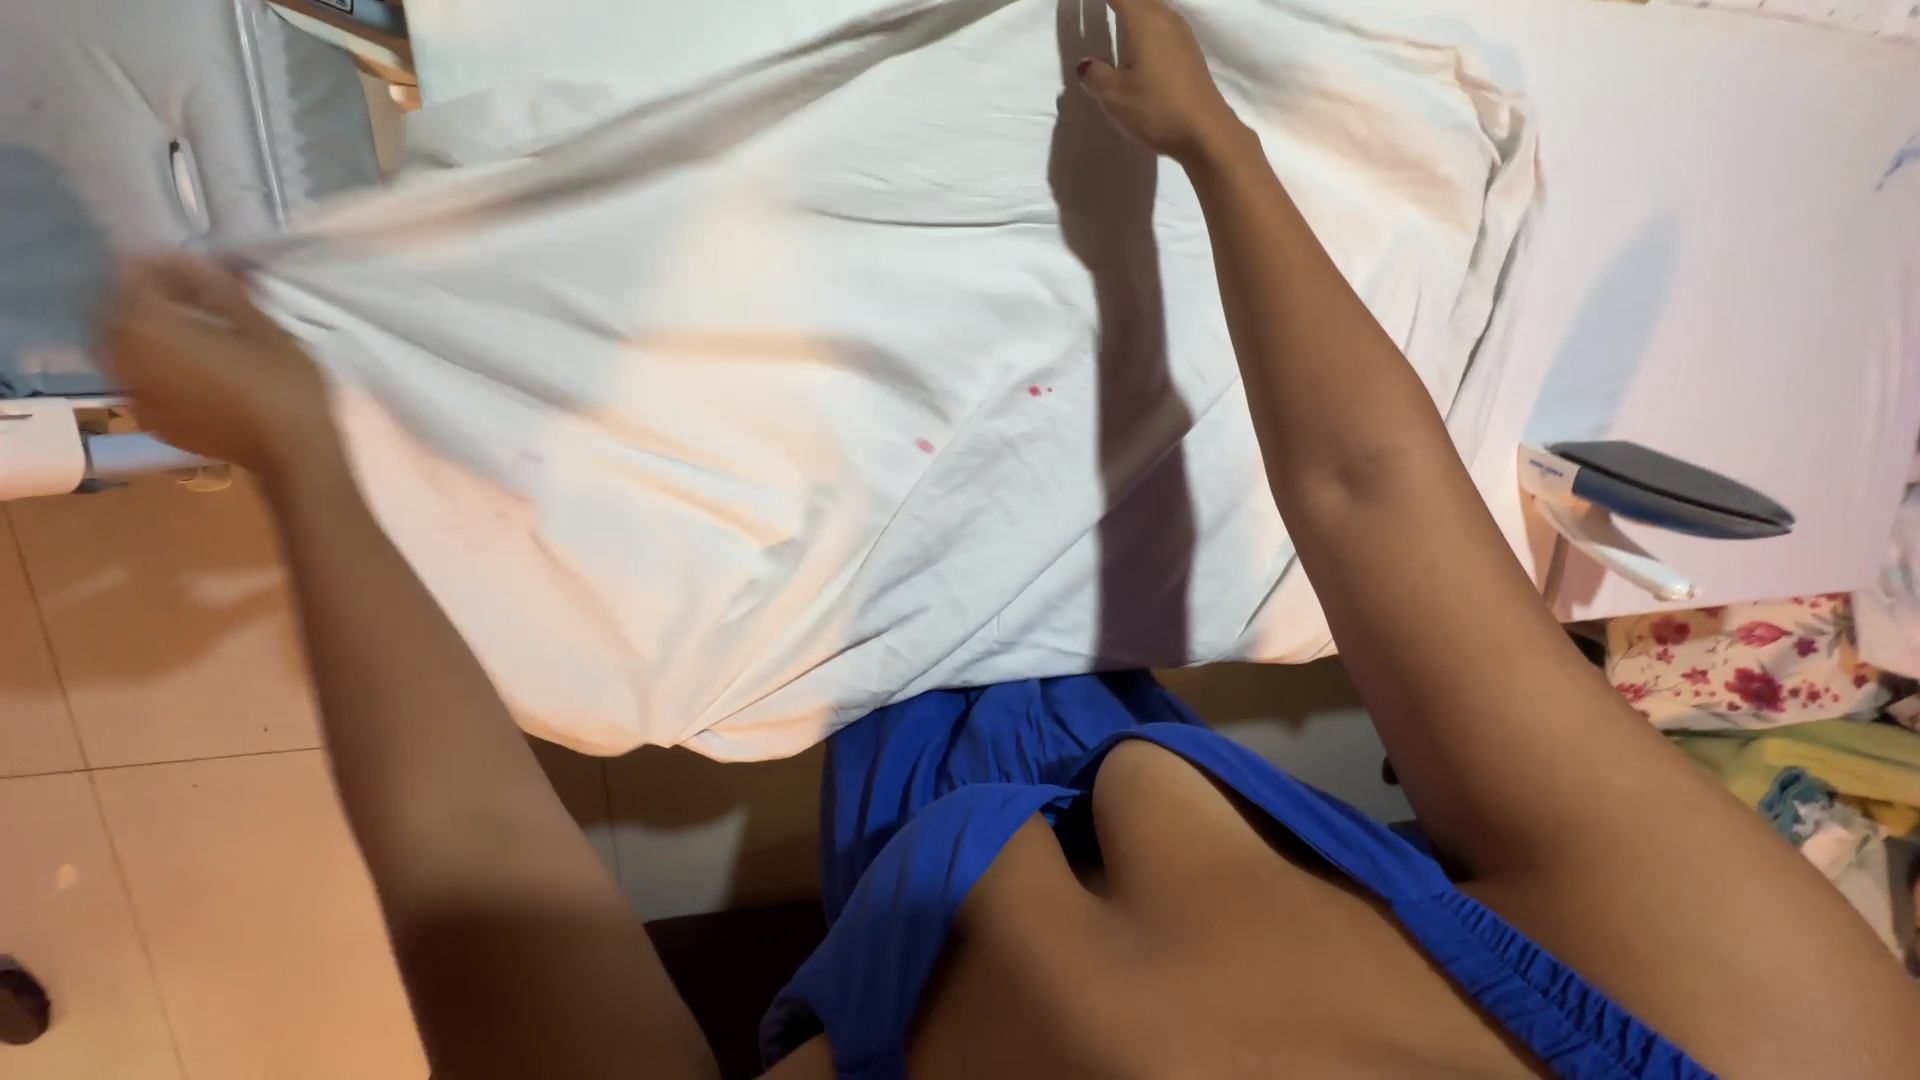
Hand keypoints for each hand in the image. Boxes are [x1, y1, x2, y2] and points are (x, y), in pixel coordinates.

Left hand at [105, 257, 337, 477]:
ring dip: (152, 334)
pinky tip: (194, 373)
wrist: (293, 453)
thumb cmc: (287, 388)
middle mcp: (122, 353)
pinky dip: (159, 368)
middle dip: (154, 300)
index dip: (168, 265)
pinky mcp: (148, 416)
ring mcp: (131, 389)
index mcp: (147, 325)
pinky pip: (141, 378)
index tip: (200, 266)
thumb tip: (196, 260)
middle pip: (123, 310)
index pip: (137, 274)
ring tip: (192, 336)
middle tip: (196, 300)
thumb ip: (223, 291)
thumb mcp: (267, 331)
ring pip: (126, 346)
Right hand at [1074, 0, 1244, 163]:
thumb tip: (1085, 64)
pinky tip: (1137, 44)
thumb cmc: (1156, 109)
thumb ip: (1095, 76)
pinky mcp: (1188, 51)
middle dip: (1119, 2)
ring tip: (1116, 18)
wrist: (1204, 130)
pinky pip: (1161, 26)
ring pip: (1151, 8)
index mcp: (1142, 21)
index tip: (1081, 3)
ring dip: (1134, 10)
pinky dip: (1145, 26)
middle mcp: (1164, 17)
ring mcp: (1180, 33)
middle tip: (1103, 9)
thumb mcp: (1115, 97)